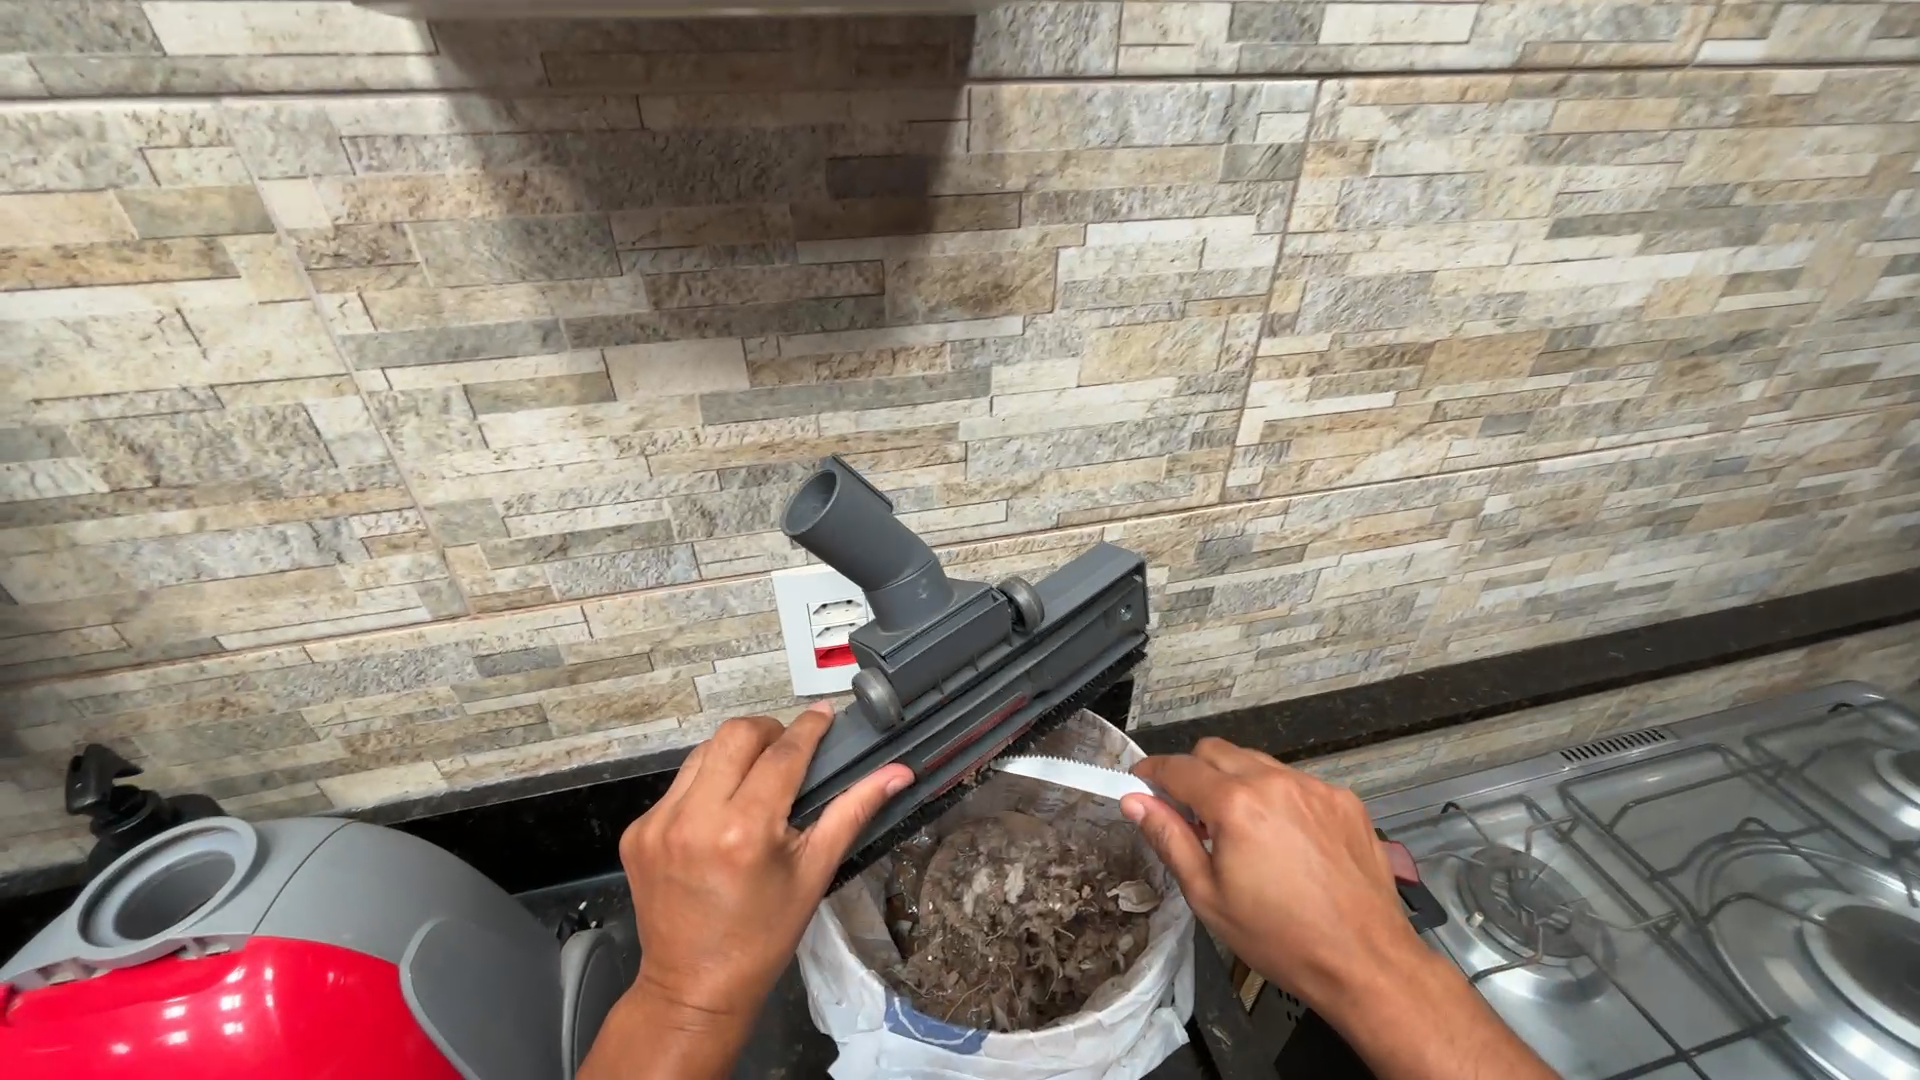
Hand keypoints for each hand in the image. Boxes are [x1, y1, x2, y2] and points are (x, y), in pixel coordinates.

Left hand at [581, 705, 911, 1079]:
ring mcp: (658, 822)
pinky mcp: (637, 830)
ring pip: (704, 750)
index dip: (808, 727)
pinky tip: (723, 809)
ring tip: (756, 779)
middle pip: (735, 734)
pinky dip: (708, 782)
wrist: (693, 987)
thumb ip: (854, 811)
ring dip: (736, 752)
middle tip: (789, 750)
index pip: (782, 754)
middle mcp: (695, 817)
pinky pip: (680, 782)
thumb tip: (899, 772)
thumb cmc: (764, 934)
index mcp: (745, 830)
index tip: (825, 713)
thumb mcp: (816, 872)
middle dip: (769, 731)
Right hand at [1121, 738, 1416, 1011]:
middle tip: (1190, 813)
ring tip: (1241, 830)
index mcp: (1236, 804)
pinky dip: (1277, 797)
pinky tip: (1285, 838)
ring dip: (1236, 782)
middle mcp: (1275, 782)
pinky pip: (1295, 781)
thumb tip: (1135, 801)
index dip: (1152, 772)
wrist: (1367, 964)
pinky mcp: (1344, 800)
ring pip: (1256, 762)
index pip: (1178, 767)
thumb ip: (1168, 838)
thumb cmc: (1281, 939)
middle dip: (1193, 771)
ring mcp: (1314, 787)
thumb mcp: (1207, 895)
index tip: (1140, 782)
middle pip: (1215, 750)